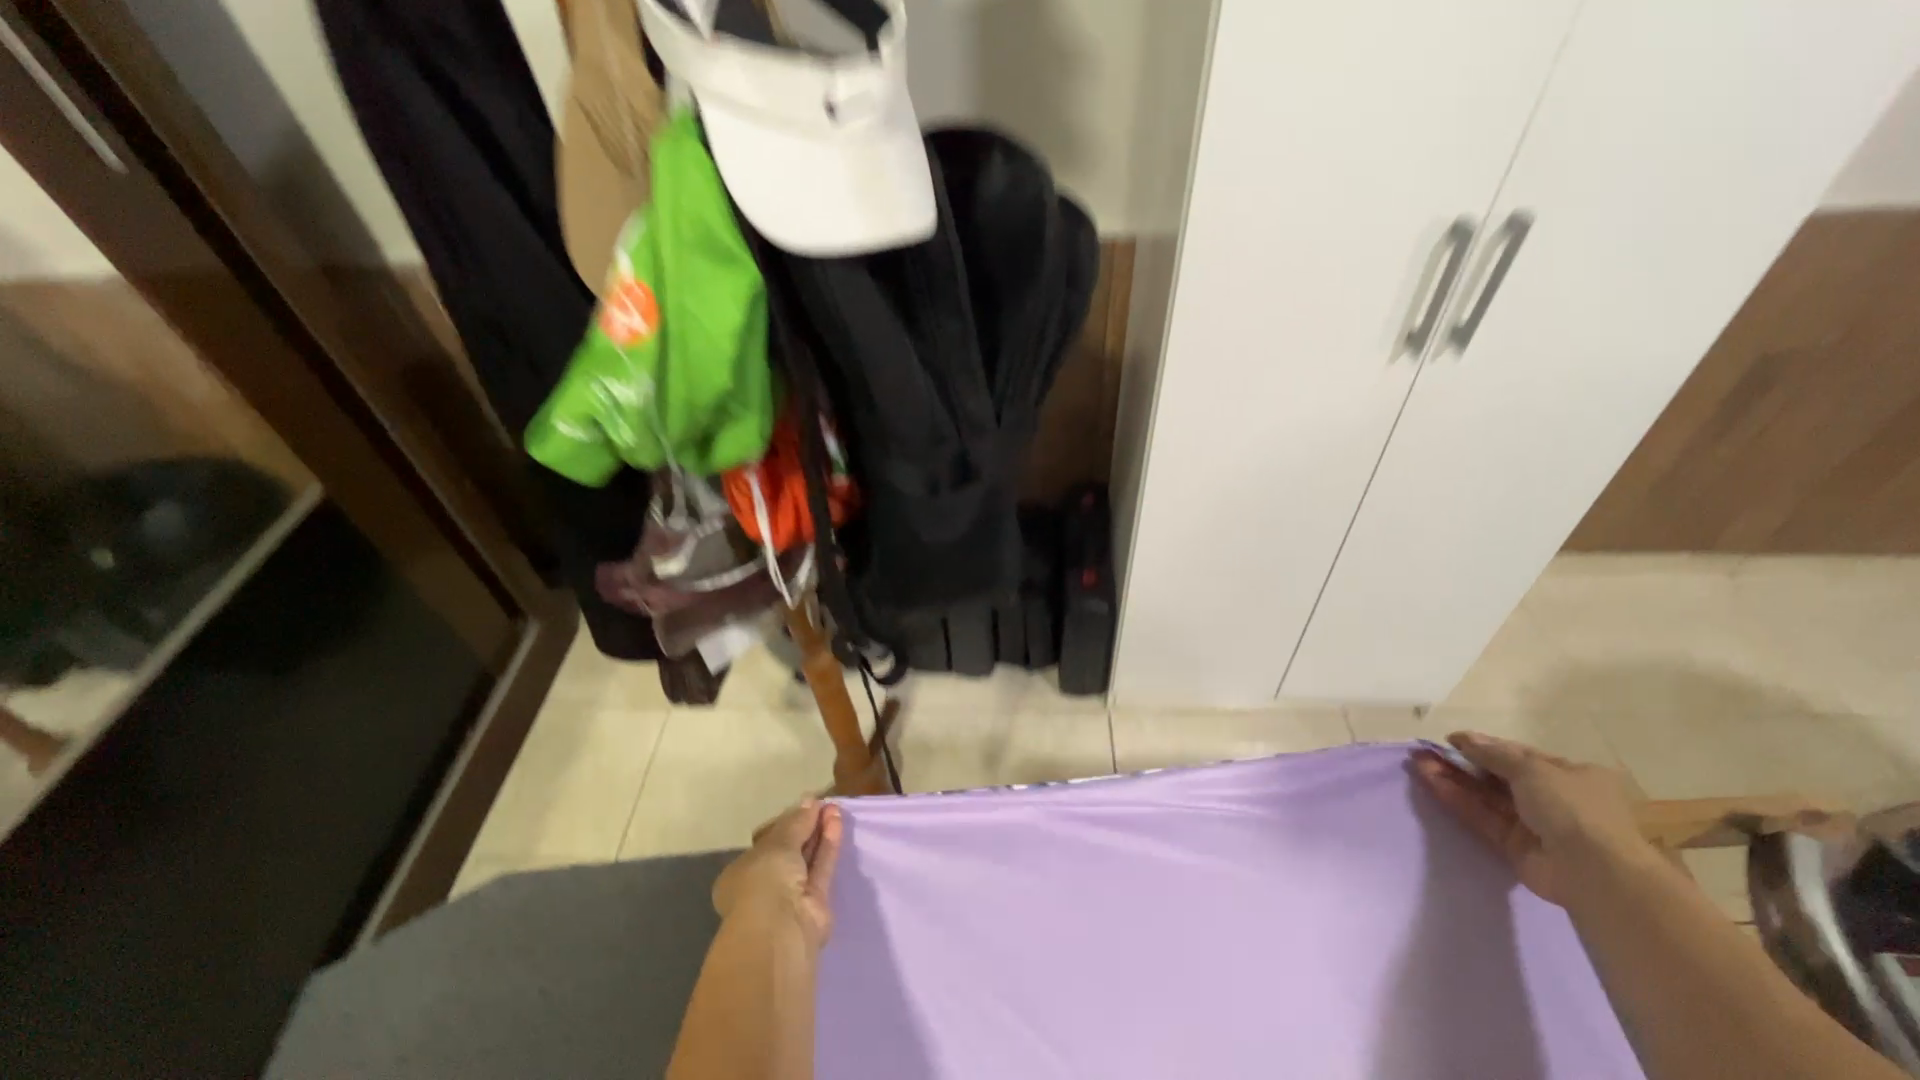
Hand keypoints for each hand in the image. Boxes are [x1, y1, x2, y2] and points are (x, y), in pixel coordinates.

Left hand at [711, 798, 844, 950]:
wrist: (781, 928)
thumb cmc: (764, 881)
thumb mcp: (776, 844)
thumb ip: (795, 823)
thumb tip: (809, 801)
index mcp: (743, 872)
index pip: (766, 843)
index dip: (785, 823)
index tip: (803, 806)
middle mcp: (765, 884)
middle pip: (789, 850)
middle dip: (805, 826)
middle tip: (822, 804)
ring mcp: (791, 895)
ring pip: (807, 859)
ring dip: (820, 832)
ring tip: (834, 808)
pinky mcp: (816, 902)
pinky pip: (821, 868)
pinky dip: (829, 846)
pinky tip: (837, 822)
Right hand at [1414, 731, 1650, 906]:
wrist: (1591, 870)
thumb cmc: (1570, 806)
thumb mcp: (1533, 769)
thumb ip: (1495, 754)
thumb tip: (1465, 738)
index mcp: (1569, 774)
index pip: (1519, 756)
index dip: (1485, 746)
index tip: (1451, 740)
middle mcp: (1551, 798)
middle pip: (1498, 776)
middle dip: (1462, 763)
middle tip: (1426, 752)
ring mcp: (1532, 823)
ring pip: (1485, 797)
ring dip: (1453, 779)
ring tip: (1419, 764)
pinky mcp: (1513, 846)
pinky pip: (1482, 818)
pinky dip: (1458, 801)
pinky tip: (1432, 784)